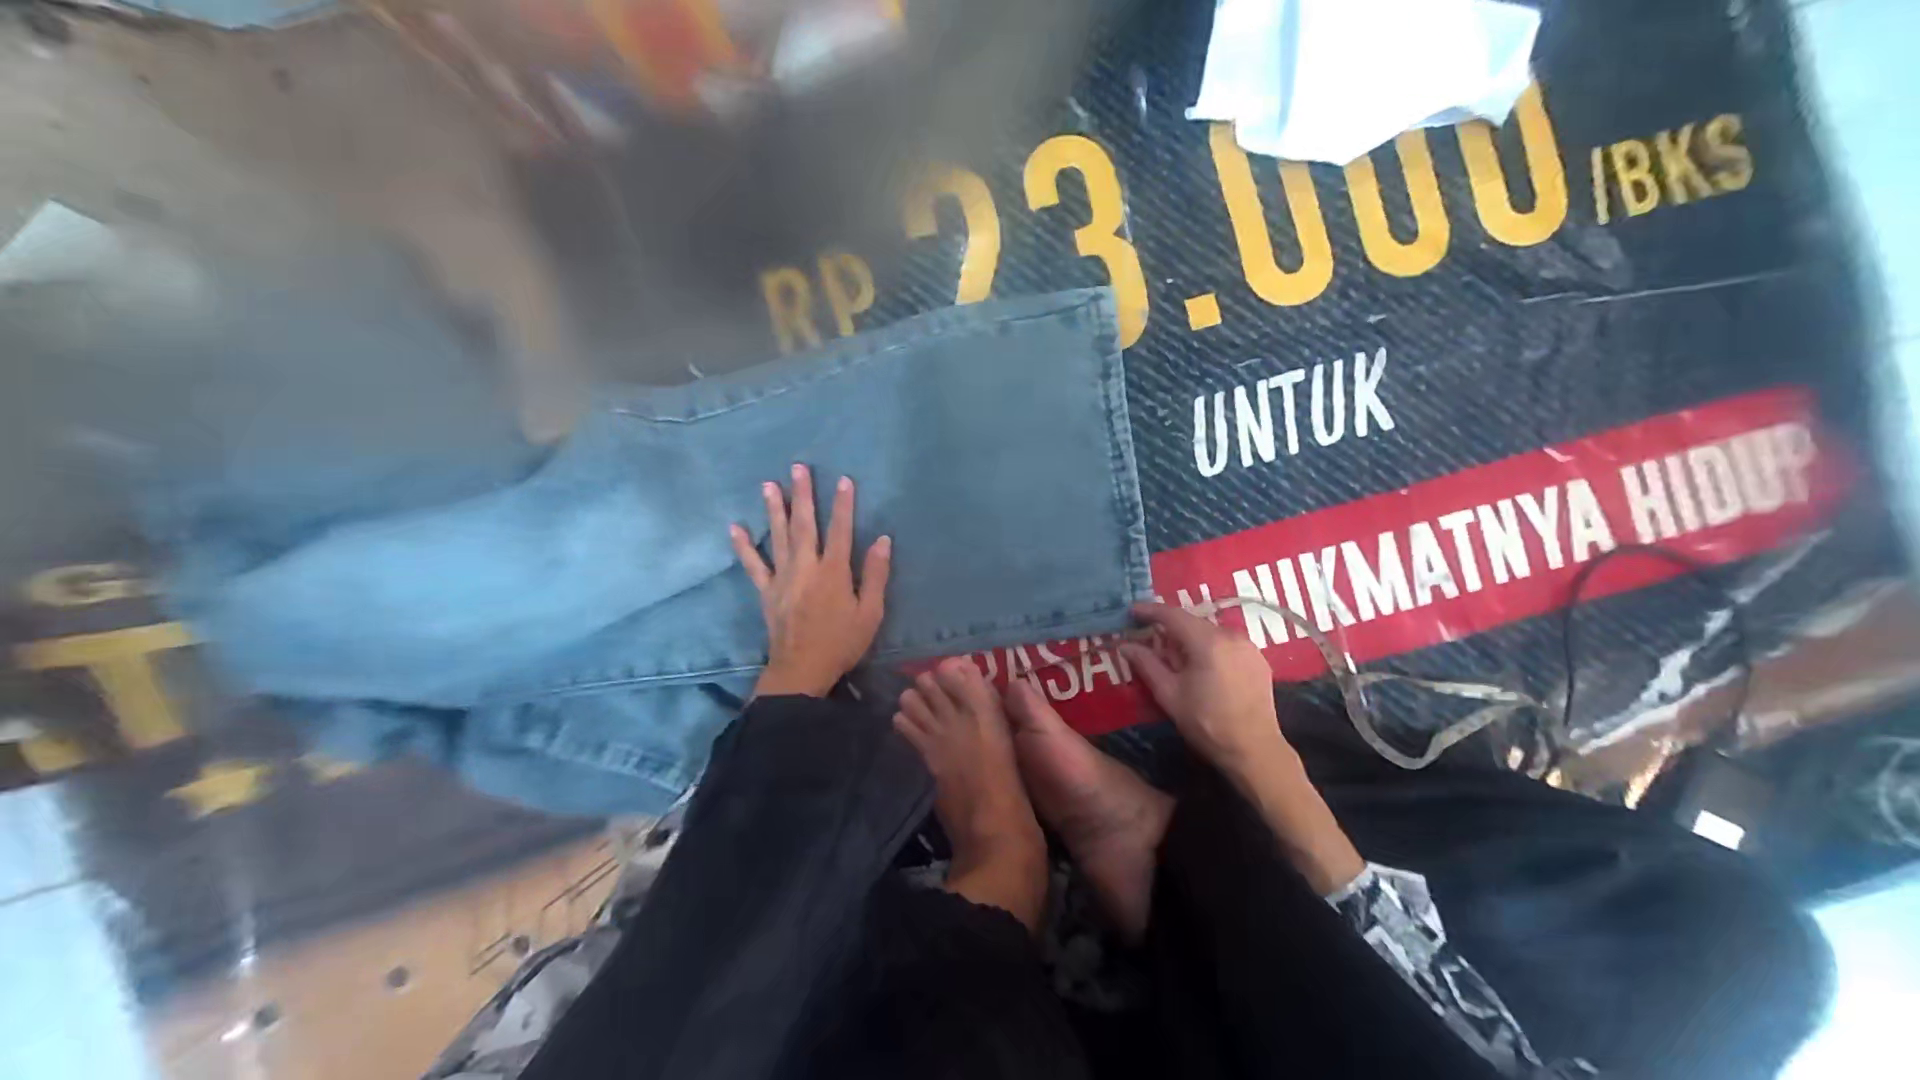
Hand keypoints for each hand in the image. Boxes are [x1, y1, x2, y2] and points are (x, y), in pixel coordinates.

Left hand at [732, 464, 891, 698]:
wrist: (801, 671)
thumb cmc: (841, 643)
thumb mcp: (870, 613)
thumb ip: (875, 575)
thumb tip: (882, 540)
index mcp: (834, 572)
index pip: (841, 530)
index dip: (843, 504)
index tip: (844, 480)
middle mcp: (806, 567)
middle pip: (804, 524)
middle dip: (802, 494)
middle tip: (797, 467)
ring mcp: (782, 577)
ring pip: (778, 536)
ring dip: (774, 509)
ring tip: (768, 484)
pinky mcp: (766, 591)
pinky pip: (753, 565)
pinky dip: (743, 546)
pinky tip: (735, 528)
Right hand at [1117, 603, 1290, 782]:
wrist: (1254, 750)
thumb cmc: (1206, 723)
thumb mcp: (1169, 694)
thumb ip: (1146, 664)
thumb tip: (1125, 646)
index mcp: (1207, 641)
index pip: (1172, 615)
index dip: (1150, 611)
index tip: (1132, 611)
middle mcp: (1231, 635)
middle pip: (1192, 622)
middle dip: (1169, 629)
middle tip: (1150, 642)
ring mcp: (1249, 646)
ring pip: (1210, 632)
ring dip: (1190, 639)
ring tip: (1175, 659)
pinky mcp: (1258, 659)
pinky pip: (1226, 644)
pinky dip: (1209, 648)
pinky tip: (1202, 668)